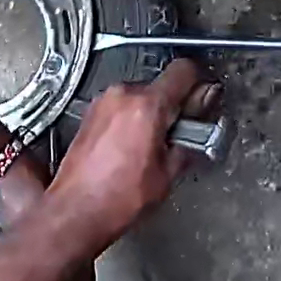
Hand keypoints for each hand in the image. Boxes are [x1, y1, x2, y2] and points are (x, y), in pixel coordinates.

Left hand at [44, 59, 218, 255]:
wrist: (77, 209)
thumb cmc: (116, 197)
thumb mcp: (168, 172)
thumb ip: (189, 138)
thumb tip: (199, 125)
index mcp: (145, 105)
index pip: (182, 71)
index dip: (199, 83)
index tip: (203, 97)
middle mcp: (121, 96)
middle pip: (160, 86)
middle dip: (173, 107)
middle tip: (180, 134)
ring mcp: (102, 103)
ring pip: (138, 96)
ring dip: (150, 114)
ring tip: (153, 147)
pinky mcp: (90, 113)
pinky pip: (120, 107)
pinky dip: (131, 119)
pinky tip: (133, 148)